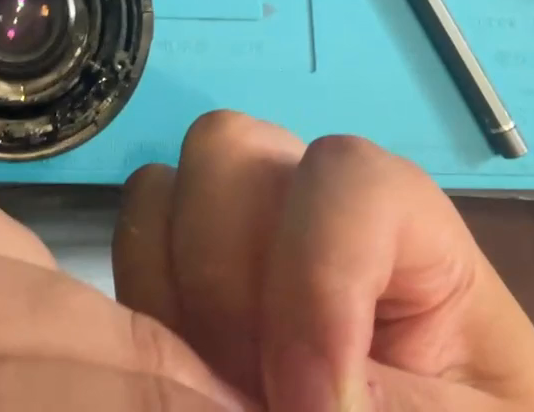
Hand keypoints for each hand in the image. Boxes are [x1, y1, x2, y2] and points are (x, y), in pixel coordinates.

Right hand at [114, 111, 533, 411]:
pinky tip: (191, 375)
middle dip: (229, 281)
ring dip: (181, 304)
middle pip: (230, 147)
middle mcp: (306, 202)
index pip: (348, 174)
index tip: (312, 404)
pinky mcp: (180, 270)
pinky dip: (147, 315)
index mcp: (402, 228)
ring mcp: (234, 228)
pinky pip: (132, 249)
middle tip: (253, 392)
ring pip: (163, 190)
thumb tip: (270, 387)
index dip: (317, 277)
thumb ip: (379, 399)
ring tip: (222, 387)